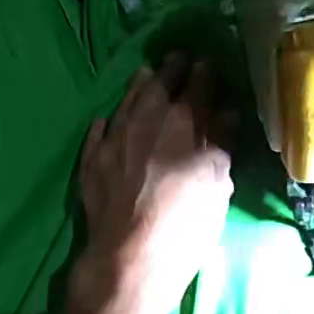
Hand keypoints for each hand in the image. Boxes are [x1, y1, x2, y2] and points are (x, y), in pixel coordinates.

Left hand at [75, 55, 233, 313]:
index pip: (196, 89)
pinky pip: (97, 133)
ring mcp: (112, 141)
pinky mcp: (90, 162)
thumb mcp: (216, 184)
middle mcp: (144, 123)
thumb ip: (219, 144)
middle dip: (170, 71)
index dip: (204, 75)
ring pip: (125, 104)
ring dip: (137, 88)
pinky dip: (105, 123)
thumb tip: (223, 114)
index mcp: (182, 124)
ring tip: (145, 74)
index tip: (207, 63)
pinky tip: (106, 120)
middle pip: (157, 88)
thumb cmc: (184, 224)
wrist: (128, 255)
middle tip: (177, 58)